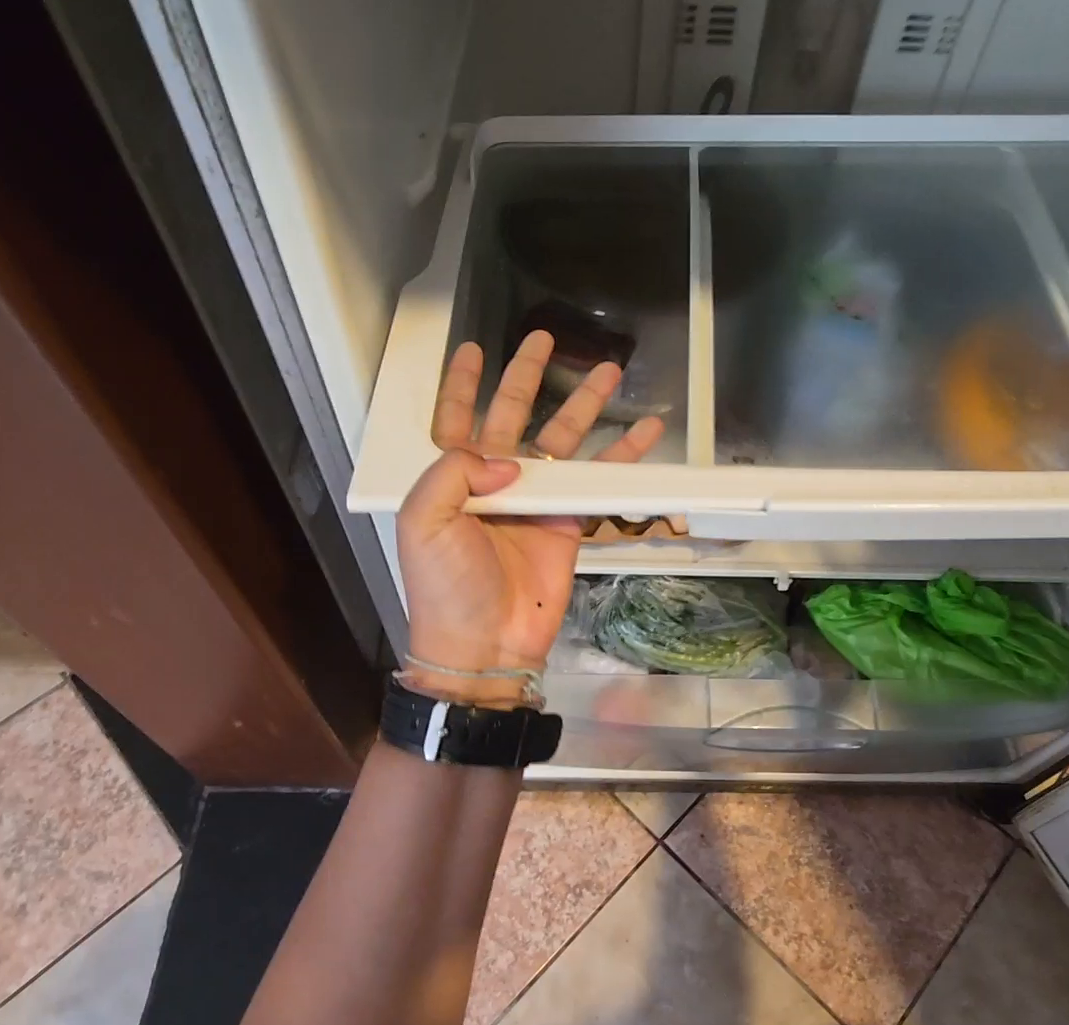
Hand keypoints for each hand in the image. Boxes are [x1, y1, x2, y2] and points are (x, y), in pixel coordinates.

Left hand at [397, 331, 665, 705]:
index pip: (453, 418)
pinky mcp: (567, 521)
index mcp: (449, 478)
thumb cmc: (445, 584)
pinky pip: (598, 480)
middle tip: (544, 339)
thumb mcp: (423, 521)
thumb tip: (508, 458)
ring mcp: (533, 499)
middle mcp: (491, 481)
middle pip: (513, 415)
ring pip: (562, 440)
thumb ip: (453, 473)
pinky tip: (645, 431)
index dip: (460, 385)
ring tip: (610, 371)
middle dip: (528, 377)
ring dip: (585, 406)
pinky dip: (623, 456)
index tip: (472, 351)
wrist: (485, 642)